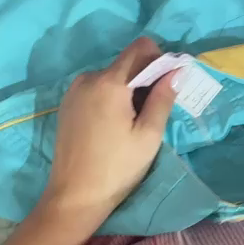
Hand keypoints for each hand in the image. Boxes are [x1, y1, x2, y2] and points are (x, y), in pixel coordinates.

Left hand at [39, 37, 177, 227]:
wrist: (74, 196)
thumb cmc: (117, 168)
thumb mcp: (148, 135)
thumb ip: (163, 98)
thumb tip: (176, 71)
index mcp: (110, 83)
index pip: (140, 48)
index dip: (159, 59)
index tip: (167, 84)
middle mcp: (88, 78)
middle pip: (125, 63)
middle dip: (144, 78)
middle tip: (152, 112)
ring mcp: (74, 91)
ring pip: (111, 76)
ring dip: (127, 90)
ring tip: (131, 123)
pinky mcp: (67, 104)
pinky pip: (96, 88)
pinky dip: (110, 97)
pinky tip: (112, 126)